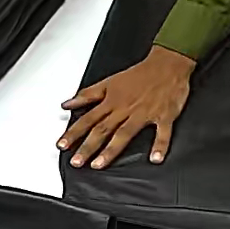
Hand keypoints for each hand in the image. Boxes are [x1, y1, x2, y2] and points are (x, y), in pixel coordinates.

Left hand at [58, 45, 193, 168]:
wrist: (167, 64)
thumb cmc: (139, 74)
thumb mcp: (109, 82)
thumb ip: (87, 95)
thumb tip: (67, 104)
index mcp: (111, 101)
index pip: (88, 119)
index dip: (73, 132)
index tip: (62, 144)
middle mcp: (124, 109)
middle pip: (102, 129)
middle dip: (87, 146)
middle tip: (76, 161)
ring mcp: (144, 113)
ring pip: (124, 133)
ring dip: (111, 150)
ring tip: (99, 165)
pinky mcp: (164, 115)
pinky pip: (162, 133)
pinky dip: (160, 145)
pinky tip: (155, 159)